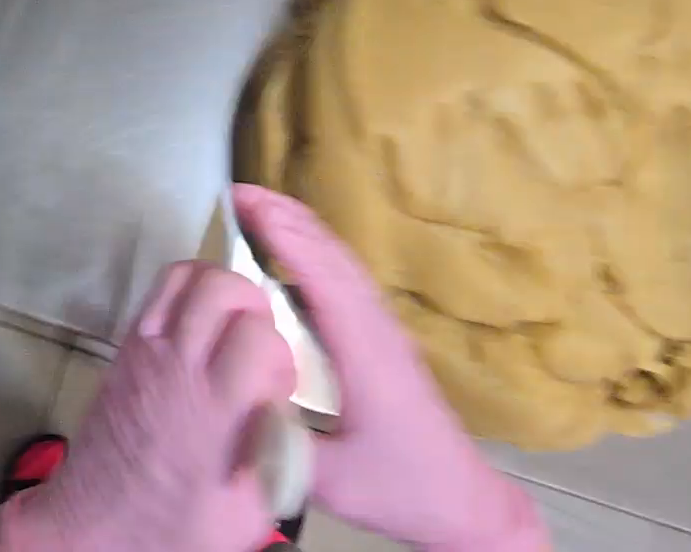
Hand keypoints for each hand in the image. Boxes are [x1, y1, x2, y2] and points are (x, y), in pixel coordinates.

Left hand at [0, 262, 296, 551]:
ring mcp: (147, 346)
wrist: (93, 525)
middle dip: (253, 304)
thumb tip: (293, 415)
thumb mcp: (245, 515)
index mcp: (213, 409)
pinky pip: (160, 288)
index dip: (279, 353)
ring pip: (188, 275)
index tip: (277, 384)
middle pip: (221, 288)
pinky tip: (201, 321)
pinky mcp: (128, 341)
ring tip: (231, 323)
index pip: (258, 335)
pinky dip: (189, 286)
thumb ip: (279, 459)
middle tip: (257, 341)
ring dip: (220, 287)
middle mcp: (178, 365)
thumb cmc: (172, 528)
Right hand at [233, 184, 549, 551]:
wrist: (461, 498)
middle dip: (285, 215)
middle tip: (238, 192)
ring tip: (258, 204)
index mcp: (363, 351)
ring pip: (339, 258)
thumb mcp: (334, 482)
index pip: (323, 278)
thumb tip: (229, 414)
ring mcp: (380, 324)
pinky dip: (312, 245)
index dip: (286, 238)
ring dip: (299, 224)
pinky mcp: (379, 331)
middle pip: (331, 253)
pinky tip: (290, 245)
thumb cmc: (400, 486)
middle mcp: (374, 324)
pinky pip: (343, 273)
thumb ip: (281, 449)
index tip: (249, 208)